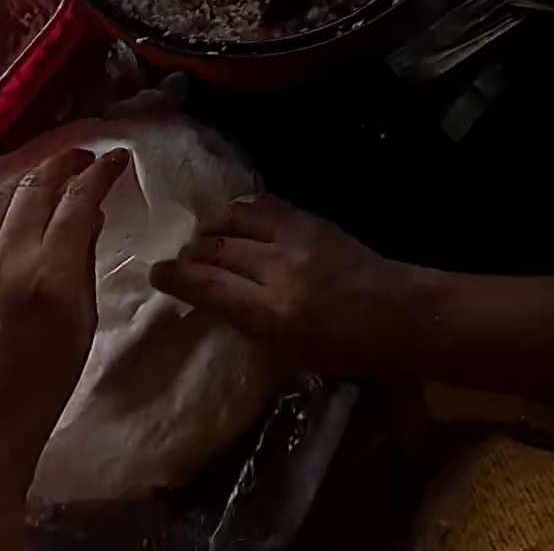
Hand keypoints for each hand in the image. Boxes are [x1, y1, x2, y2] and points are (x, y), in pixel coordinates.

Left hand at [0, 147, 129, 550]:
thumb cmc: (42, 391)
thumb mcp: (81, 326)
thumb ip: (83, 264)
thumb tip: (89, 219)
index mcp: (49, 274)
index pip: (79, 200)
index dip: (102, 172)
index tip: (118, 158)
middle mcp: (9, 256)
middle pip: (38, 184)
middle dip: (66, 161)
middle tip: (86, 156)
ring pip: (5, 195)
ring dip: (34, 175)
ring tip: (54, 172)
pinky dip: (6, 200)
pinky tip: (18, 203)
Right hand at [148, 193, 425, 376]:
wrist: (396, 311)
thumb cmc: (344, 346)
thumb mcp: (290, 350)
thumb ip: (246, 319)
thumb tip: (209, 294)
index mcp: (273, 313)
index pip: (209, 287)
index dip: (177, 277)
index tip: (157, 272)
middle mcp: (279, 269)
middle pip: (217, 250)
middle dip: (192, 252)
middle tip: (182, 256)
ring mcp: (294, 237)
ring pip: (235, 218)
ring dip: (214, 226)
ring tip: (208, 234)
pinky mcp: (308, 218)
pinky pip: (263, 203)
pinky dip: (243, 210)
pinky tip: (238, 219)